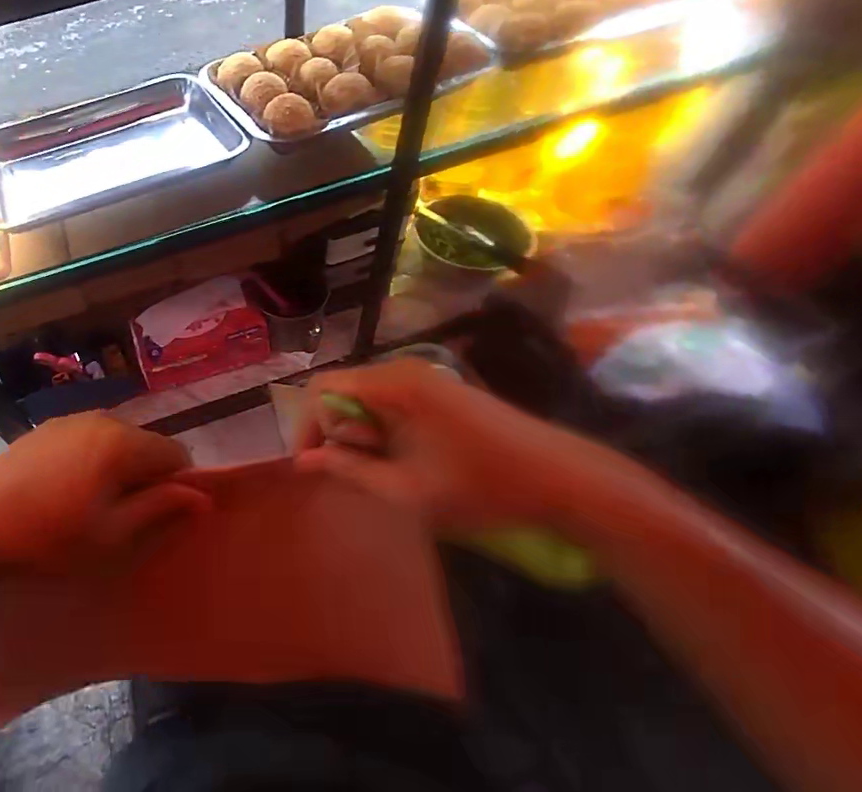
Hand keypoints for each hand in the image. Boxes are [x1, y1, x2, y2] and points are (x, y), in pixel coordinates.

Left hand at [0, 413, 210, 579]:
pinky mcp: (45, 430)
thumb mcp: (110, 536)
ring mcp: (70, 420)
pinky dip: (91, 463)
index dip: (178, 485)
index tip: (158, 517)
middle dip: (146, 477)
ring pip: (116, 443)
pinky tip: (63, 494)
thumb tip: (202, 498)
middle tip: (123, 519)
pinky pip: (87, 441)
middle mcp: (103, 419)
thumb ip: (161, 509)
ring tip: (91, 509)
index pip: (176, 453)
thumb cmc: (45, 538)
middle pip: (146, 445)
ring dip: (118, 470)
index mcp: (124, 441)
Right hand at [294, 359, 584, 530]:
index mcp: (394, 385)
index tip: (314, 468)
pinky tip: (410, 461)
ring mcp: (426, 377)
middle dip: (340, 434)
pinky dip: (387, 430)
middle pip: (345, 390)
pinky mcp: (441, 390)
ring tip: (392, 473)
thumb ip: (351, 471)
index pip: (324, 388)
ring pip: (369, 399)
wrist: (557, 476)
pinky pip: (393, 402)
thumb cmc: (481, 487)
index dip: (308, 426)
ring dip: (365, 435)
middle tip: (366, 476)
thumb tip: (304, 461)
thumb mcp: (407, 491)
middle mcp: (405, 369)